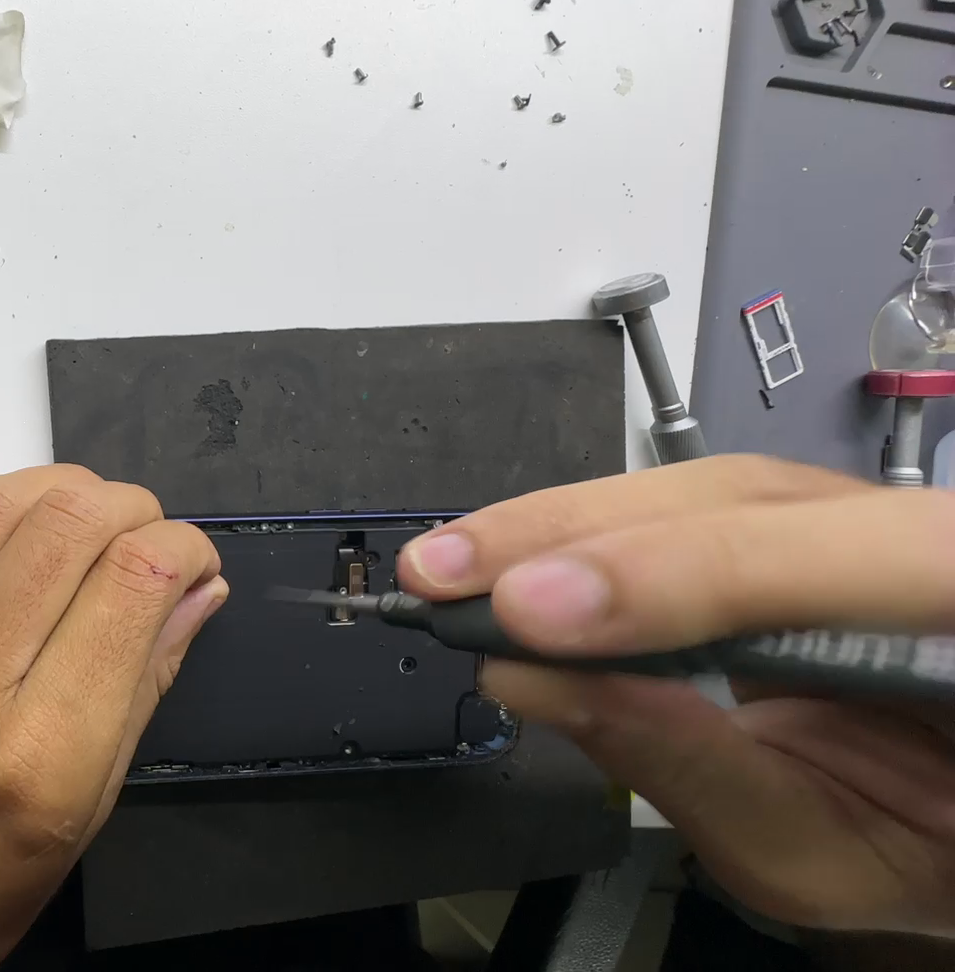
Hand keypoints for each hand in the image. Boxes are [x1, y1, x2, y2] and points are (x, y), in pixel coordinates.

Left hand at [0, 461, 226, 970]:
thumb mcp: (85, 812)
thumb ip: (144, 685)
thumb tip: (197, 589)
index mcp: (42, 753)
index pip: (132, 585)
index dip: (182, 548)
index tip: (191, 558)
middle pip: (67, 529)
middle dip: (130, 507)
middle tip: (144, 530)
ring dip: (59, 485)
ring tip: (85, 508)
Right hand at [396, 455, 954, 936]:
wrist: (940, 814)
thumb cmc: (913, 858)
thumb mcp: (823, 852)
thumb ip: (694, 766)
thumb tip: (526, 679)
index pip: (876, 565)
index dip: (692, 574)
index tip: (533, 618)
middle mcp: (922, 547)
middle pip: (748, 499)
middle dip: (580, 536)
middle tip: (442, 576)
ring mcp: (844, 523)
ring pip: (685, 487)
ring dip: (543, 527)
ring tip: (440, 567)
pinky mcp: (759, 527)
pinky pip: (652, 511)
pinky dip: (553, 536)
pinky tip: (486, 558)